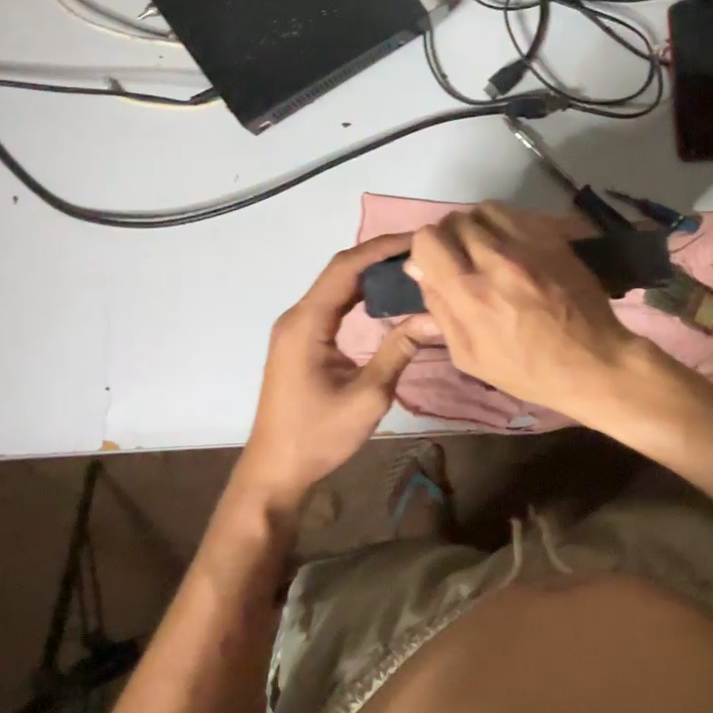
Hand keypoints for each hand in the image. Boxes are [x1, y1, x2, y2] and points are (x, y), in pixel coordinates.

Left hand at [232, 234, 433, 513]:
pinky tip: (390, 296)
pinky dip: (363, 294)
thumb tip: (437, 316)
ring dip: (373, 274)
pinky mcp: (302, 342)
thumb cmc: (318, 436)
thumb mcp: (368, 395)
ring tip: (415, 268)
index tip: (421, 240)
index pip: (347, 268)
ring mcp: (297, 329)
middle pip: (342, 271)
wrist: (275, 471)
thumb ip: (400, 349)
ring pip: (338, 286)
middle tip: (426, 251)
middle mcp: (297, 317)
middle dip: (382, 256)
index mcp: (307, 323)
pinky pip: (334, 304)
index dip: (384, 248)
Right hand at [406, 202, 644, 418]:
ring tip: (489, 249)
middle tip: (463, 260)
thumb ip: (440, 309)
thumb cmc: (528, 370)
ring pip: (486, 209)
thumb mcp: (469, 357)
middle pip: (455, 220)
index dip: (425, 251)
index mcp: (471, 294)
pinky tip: (516, 248)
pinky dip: (509, 226)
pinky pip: (519, 215)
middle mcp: (497, 260)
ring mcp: (530, 245)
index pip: (428, 239)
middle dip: (451, 238)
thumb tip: (419, 271)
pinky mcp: (555, 239)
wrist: (593, 360)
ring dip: (480, 226)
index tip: (436, 266)